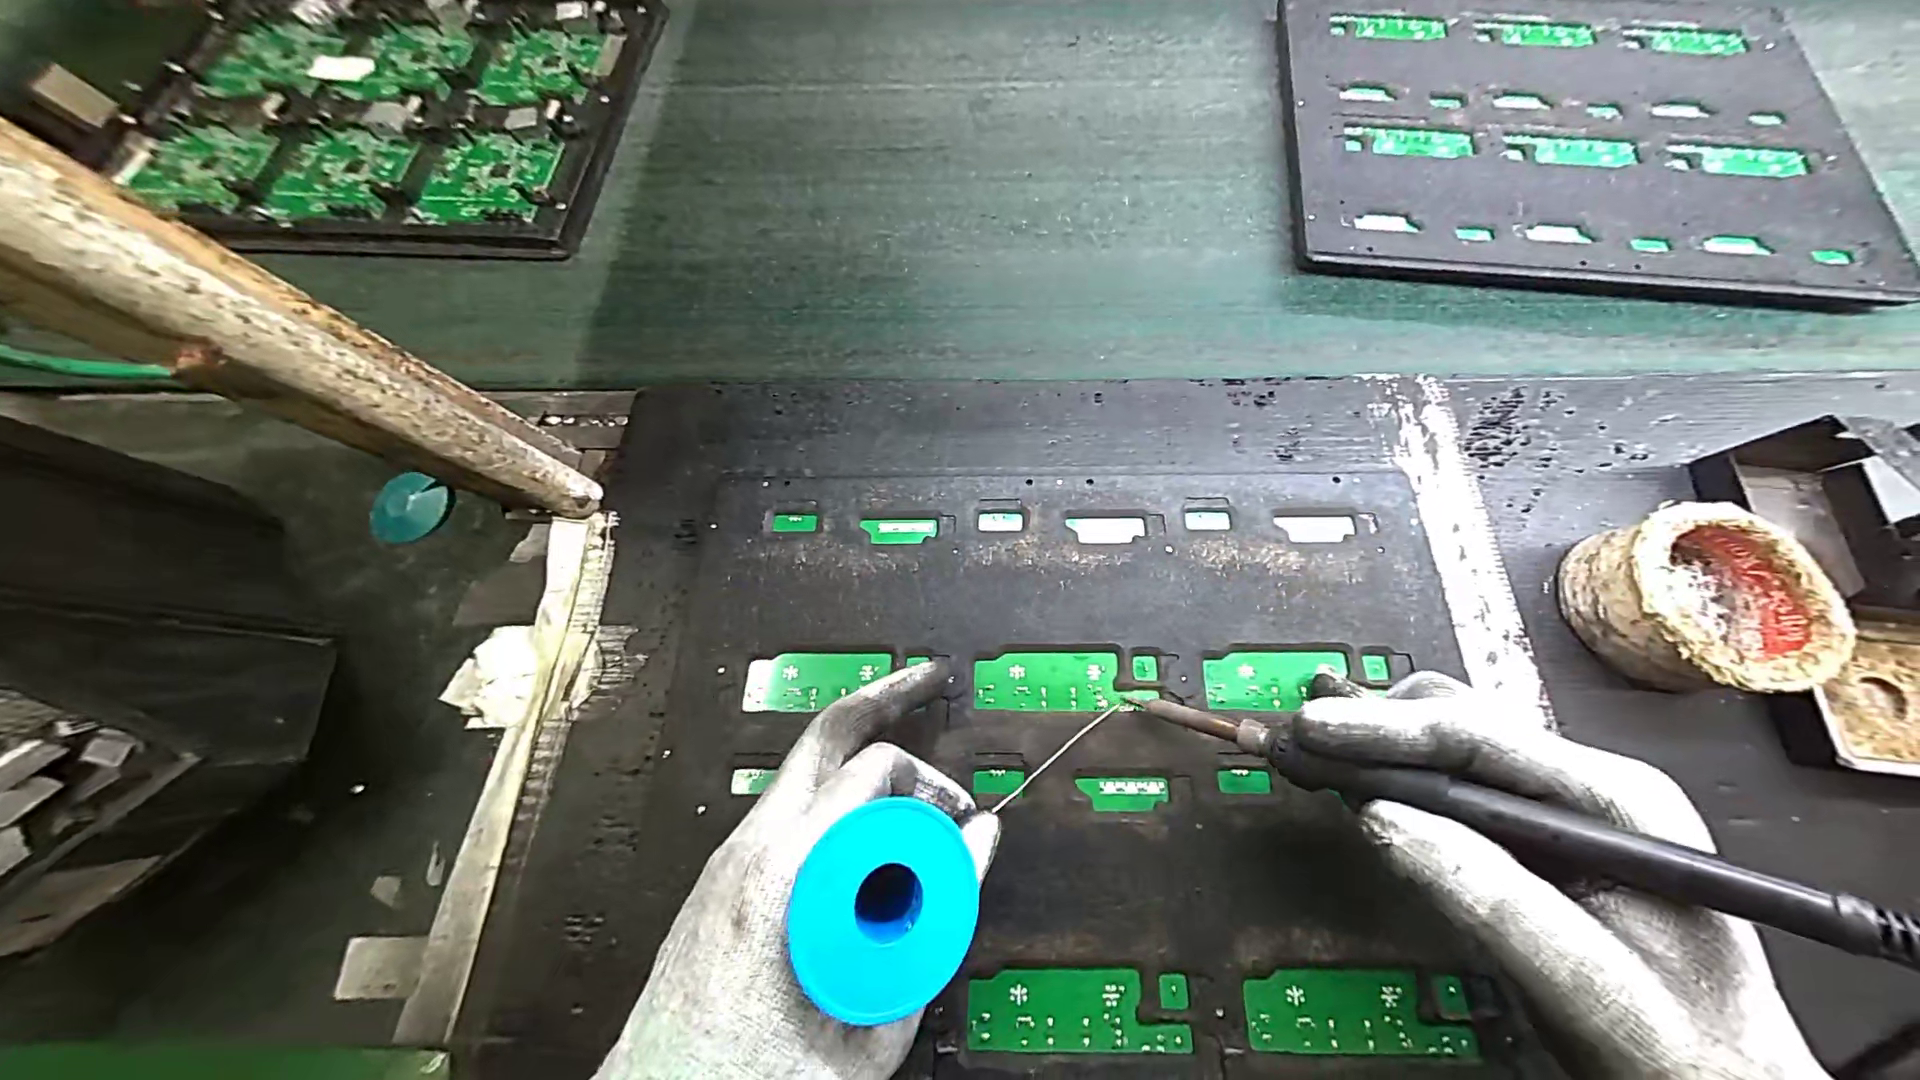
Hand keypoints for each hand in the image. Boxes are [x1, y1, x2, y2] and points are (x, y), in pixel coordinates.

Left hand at [595, 660, 998, 1079]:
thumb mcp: (875, 1021)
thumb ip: (938, 924)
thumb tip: (978, 846)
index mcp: (781, 874)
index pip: (871, 771)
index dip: (930, 784)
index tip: (959, 823)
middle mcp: (749, 845)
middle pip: (826, 730)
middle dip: (886, 695)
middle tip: (928, 680)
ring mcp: (734, 851)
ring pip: (808, 758)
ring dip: (864, 746)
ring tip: (908, 771)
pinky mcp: (731, 868)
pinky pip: (797, 799)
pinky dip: (843, 789)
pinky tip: (872, 823)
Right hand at [1295, 673, 1826, 1079]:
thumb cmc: (1677, 1051)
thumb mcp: (1590, 989)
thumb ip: (1490, 900)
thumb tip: (1378, 818)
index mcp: (1616, 803)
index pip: (1475, 737)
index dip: (1380, 727)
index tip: (1309, 731)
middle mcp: (1576, 782)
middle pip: (1448, 717)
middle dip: (1362, 725)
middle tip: (1294, 741)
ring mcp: (1543, 794)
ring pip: (1432, 731)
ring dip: (1363, 736)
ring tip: (1307, 747)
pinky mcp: (1508, 815)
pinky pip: (1429, 767)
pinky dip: (1375, 762)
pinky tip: (1343, 767)